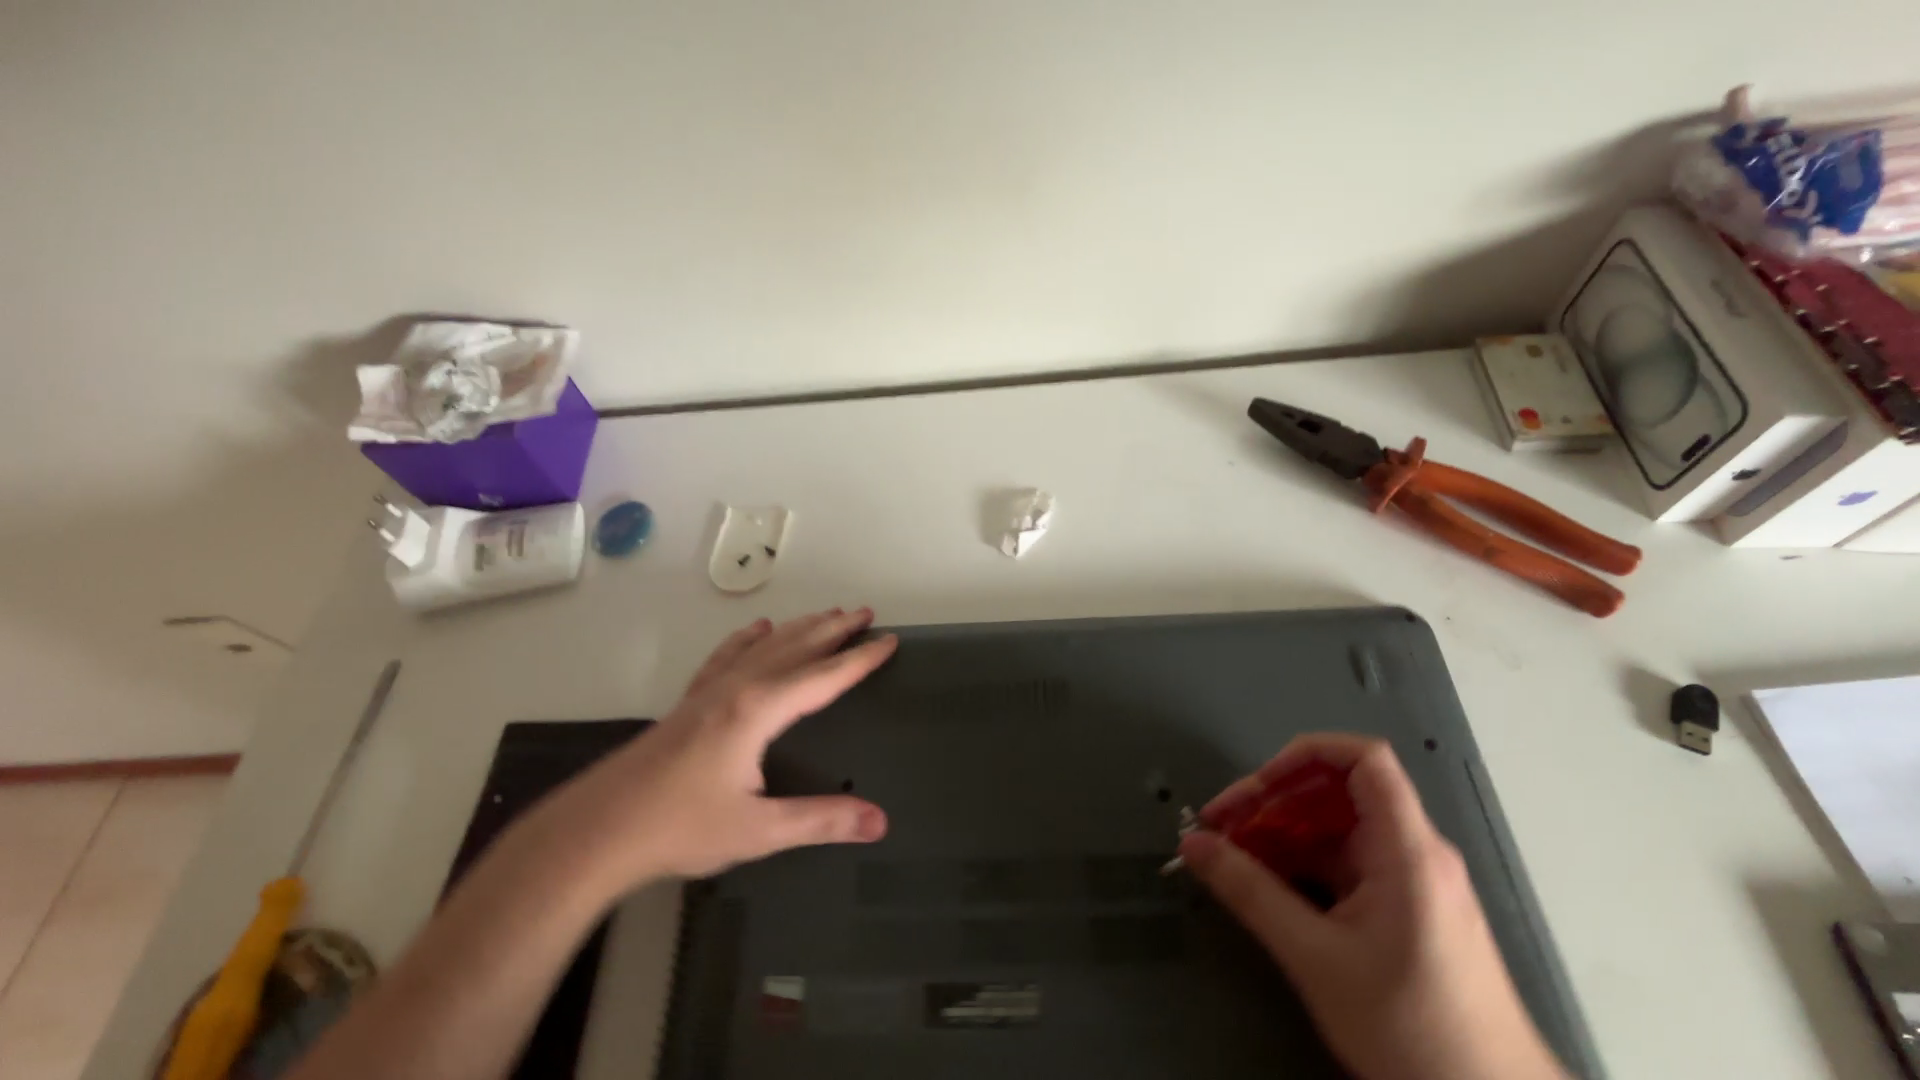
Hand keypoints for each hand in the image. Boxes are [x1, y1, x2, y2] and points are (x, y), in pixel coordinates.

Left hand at [535, 608, 895, 895]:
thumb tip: (880, 820)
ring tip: (825, 615)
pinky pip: (726, 657)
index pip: (822, 678)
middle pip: (794, 648)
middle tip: (864, 613)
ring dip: (798, 629)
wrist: (599, 830)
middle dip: (832, 630)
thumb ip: (821, 821)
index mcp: (758, 711)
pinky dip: (747, 640)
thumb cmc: (680, 827)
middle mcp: (736, 689)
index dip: (858, 660)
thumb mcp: (759, 830)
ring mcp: (708, 693)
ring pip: (762, 647)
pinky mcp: (688, 704)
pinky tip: (755, 632)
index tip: (888, 640)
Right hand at [1179, 735, 1567, 1079]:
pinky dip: (1299, 869)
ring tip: (1228, 862)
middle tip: (1217, 830)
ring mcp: (1408, 883)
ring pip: (1335, 834)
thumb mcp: (1316, 958)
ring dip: (1279, 838)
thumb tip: (1193, 844)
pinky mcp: (1402, 912)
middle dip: (1273, 804)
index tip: (1255, 788)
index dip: (1304, 756)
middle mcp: (1412, 853)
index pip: (1363, 760)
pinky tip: (1262, 890)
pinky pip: (1343, 869)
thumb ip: (1250, 894)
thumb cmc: (1410, 1028)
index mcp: (1406, 849)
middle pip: (1337, 795)